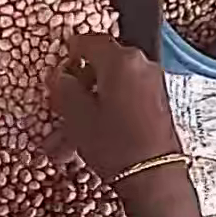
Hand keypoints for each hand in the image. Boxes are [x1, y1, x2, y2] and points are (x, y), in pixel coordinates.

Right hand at [47, 34, 180, 182]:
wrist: (153, 175)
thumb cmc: (115, 144)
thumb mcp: (77, 117)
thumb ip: (65, 89)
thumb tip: (60, 76)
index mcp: (120, 60)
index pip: (89, 41)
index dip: (69, 53)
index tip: (58, 66)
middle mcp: (140, 65)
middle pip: (100, 70)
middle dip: (76, 92)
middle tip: (59, 110)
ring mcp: (152, 85)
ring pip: (110, 91)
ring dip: (87, 111)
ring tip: (68, 140)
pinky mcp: (157, 106)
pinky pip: (124, 103)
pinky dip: (105, 116)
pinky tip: (89, 141)